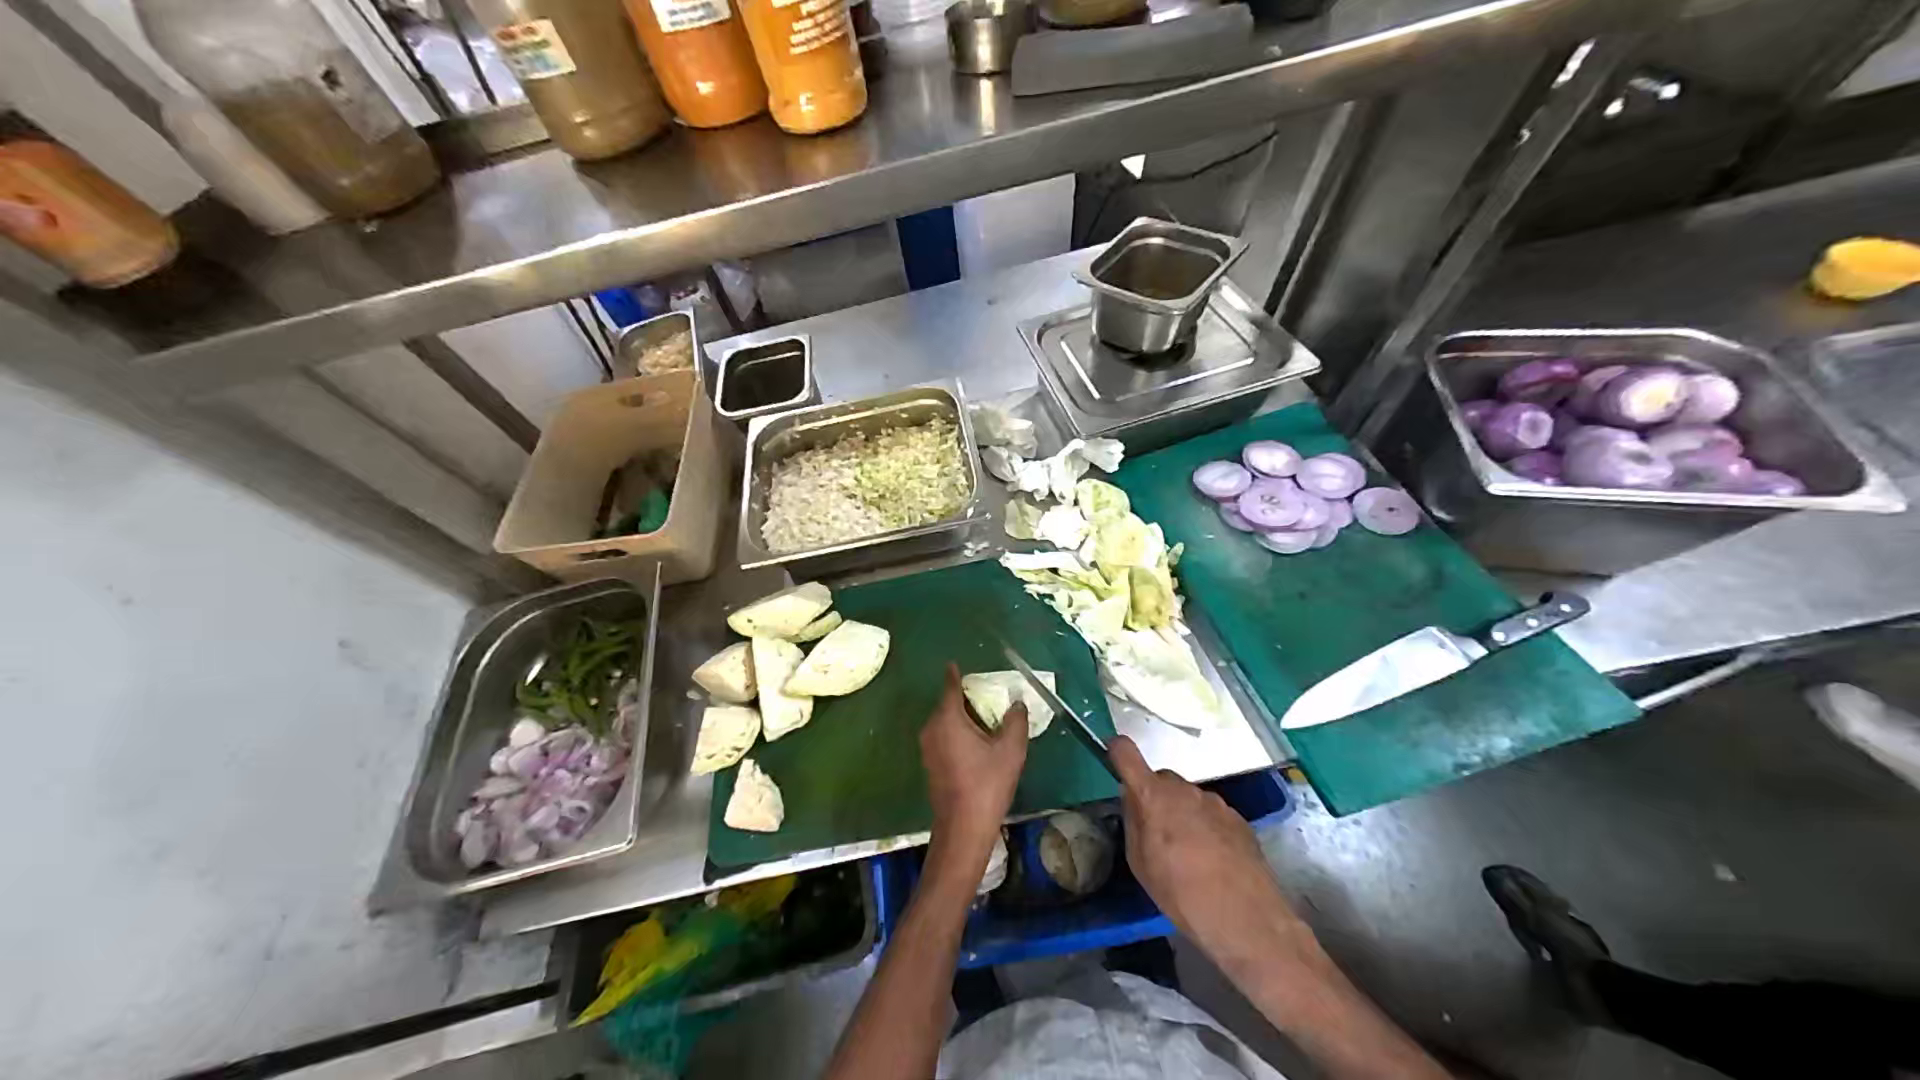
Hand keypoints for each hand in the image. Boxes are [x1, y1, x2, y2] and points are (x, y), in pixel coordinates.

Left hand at [921, 663, 1027, 851]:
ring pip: (945, 722)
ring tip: (987, 721)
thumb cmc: (987, 784)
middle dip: (966, 699)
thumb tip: (1017, 704)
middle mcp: (932, 728)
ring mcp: (928, 748)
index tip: (955, 664)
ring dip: (963, 718)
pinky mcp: (930, 764)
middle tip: (988, 697)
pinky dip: (958, 734)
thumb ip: (1015, 721)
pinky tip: (977, 744)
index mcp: (947, 719)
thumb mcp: (1010, 750)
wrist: (963, 828)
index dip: (955, 675)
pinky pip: (944, 737)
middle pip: (948, 704)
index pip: (950, 687)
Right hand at [1110, 736, 1315, 975]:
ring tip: (1190, 854)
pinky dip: (1206, 827)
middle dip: (1155, 798)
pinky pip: (1211, 813)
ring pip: (1188, 798)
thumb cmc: (1181, 894)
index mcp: (1153, 796)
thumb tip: (1132, 797)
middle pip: (1161, 781)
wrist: (1246, 918)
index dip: (1117, 751)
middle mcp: (1184, 790)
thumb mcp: (1139, 863)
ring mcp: (1215, 801)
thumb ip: (1133, 822)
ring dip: (1183, 814)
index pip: (1127, 754)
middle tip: (1157, 833)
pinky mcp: (1238, 817)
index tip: (1114, 757)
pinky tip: (1213, 859)